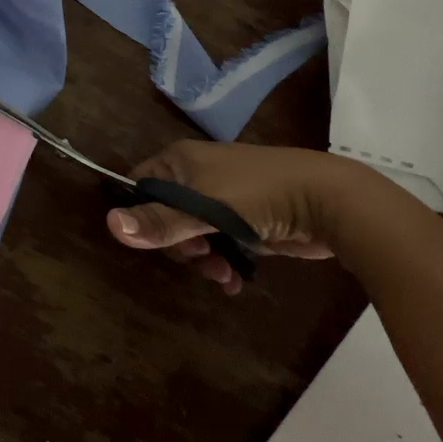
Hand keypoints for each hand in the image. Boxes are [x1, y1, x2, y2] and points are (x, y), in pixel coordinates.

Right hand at [105, 141, 368, 294]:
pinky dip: (224, 261)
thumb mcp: (204, 207)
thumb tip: (109, 226)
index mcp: (180, 160)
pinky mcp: (249, 219)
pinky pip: (221, 242)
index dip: (143, 216)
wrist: (332, 201)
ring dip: (203, 259)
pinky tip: (235, 280)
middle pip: (166, 214)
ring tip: (223, 276)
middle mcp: (197, 175)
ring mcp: (224, 197)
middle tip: (200, 259)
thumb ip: (158, 221)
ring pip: (194, 232)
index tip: (161, 240)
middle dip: (180, 245)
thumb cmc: (260, 194)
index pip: (141, 187)